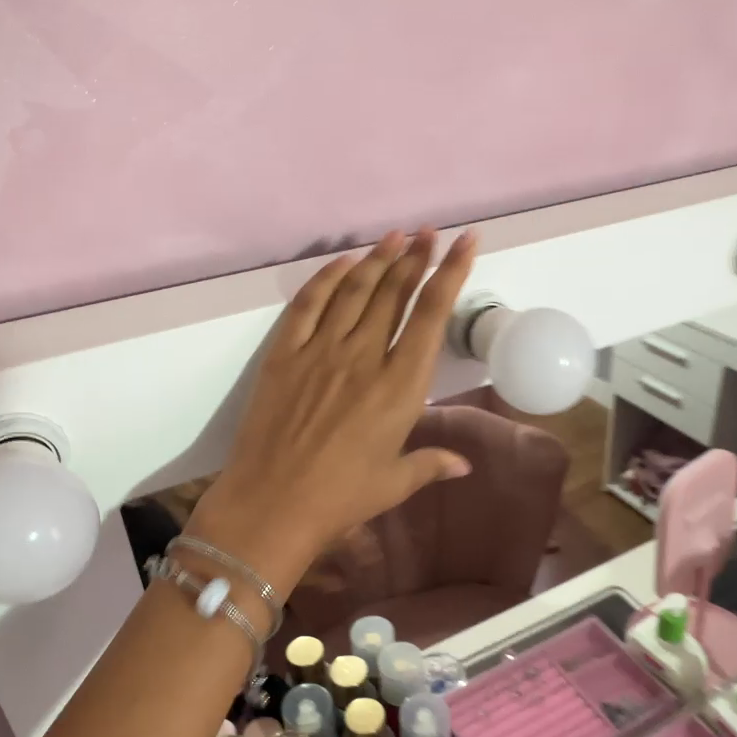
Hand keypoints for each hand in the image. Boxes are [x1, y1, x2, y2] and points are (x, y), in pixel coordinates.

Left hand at [186, 227, 477, 595]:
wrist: (271, 504)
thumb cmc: (341, 499)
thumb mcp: (394, 483)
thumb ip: (431, 463)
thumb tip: (463, 464)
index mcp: (401, 387)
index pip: (433, 315)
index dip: (451, 273)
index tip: (465, 242)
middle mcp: (365, 357)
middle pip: (394, 293)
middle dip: (415, 257)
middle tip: (428, 232)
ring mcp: (321, 351)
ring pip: (355, 291)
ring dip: (378, 259)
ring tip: (396, 237)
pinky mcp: (284, 354)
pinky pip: (308, 304)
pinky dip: (327, 278)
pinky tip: (343, 263)